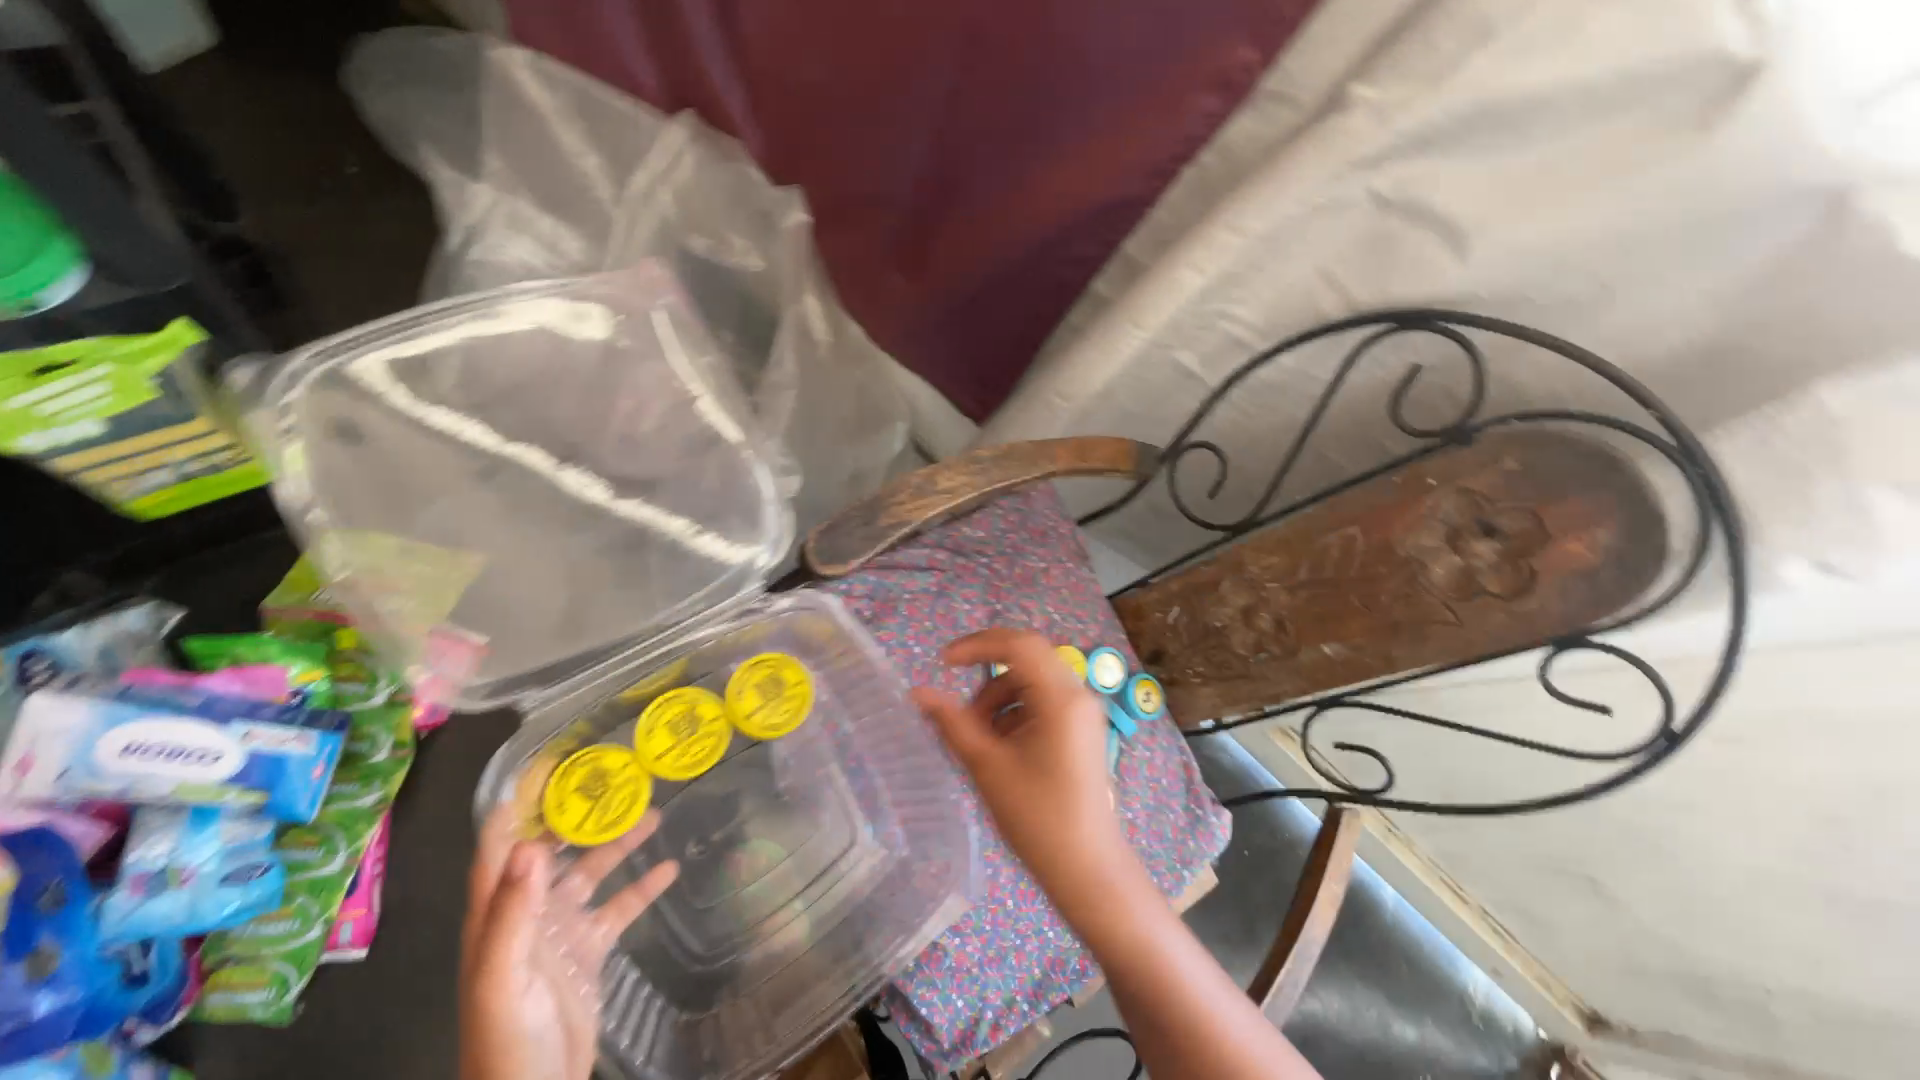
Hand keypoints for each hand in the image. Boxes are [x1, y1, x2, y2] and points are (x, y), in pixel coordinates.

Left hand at [461, 806, 679, 1079]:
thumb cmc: (506, 1040)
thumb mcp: (503, 979)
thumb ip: (513, 915)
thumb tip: (529, 845)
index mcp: (496, 916)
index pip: (500, 849)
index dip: (516, 809)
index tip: (544, 769)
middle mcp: (527, 914)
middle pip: (551, 853)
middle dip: (576, 817)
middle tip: (614, 780)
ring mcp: (560, 932)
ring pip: (590, 875)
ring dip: (617, 845)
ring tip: (654, 813)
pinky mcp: (589, 953)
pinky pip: (617, 910)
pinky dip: (640, 888)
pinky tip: (670, 869)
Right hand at [913, 628, 1132, 906]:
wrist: (1087, 869)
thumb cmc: (1037, 817)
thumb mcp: (986, 766)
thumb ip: (951, 723)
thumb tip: (917, 693)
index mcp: (1061, 697)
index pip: (1018, 644)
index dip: (977, 645)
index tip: (943, 663)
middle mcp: (1078, 696)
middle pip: (1026, 662)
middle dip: (986, 682)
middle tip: (961, 717)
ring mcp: (1084, 715)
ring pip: (1032, 685)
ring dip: (999, 702)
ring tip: (979, 743)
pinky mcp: (1081, 733)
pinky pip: (1043, 706)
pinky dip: (1016, 717)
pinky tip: (1000, 752)